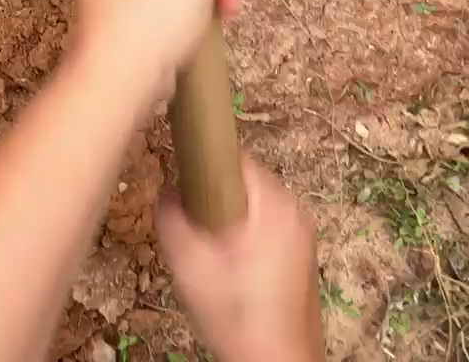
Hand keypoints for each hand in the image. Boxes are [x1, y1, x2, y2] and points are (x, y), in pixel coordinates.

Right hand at [158, 158, 323, 361]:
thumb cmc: (237, 312)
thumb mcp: (187, 260)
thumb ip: (169, 213)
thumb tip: (167, 190)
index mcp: (274, 203)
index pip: (230, 155)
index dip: (199, 164)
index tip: (179, 183)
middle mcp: (294, 211)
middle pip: (238, 180)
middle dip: (209, 195)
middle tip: (189, 222)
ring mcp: (301, 234)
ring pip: (247, 204)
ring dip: (223, 216)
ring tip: (204, 247)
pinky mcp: (299, 257)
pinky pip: (261, 225)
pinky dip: (239, 234)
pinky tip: (224, 265)